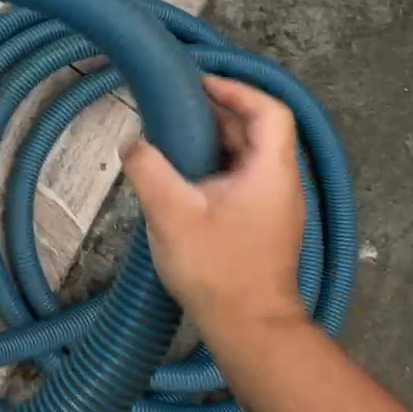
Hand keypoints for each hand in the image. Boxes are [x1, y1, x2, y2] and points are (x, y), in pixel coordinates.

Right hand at [121, 76, 307, 343]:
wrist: (247, 327)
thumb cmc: (216, 268)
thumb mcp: (171, 212)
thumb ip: (147, 167)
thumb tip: (133, 143)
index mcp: (270, 173)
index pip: (270, 111)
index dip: (236, 89)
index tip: (196, 84)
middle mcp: (278, 182)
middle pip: (255, 127)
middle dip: (214, 108)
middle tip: (170, 102)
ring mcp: (270, 202)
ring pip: (244, 151)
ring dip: (209, 134)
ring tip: (167, 130)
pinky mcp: (257, 218)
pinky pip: (236, 172)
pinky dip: (209, 158)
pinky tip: (175, 168)